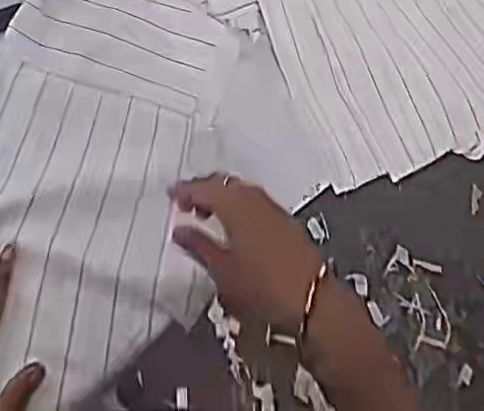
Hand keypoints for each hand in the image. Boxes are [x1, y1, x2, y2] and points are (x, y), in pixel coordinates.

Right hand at [168, 176, 321, 330]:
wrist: (313, 300)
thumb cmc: (262, 286)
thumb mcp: (222, 270)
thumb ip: (198, 245)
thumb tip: (179, 230)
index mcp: (232, 203)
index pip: (202, 188)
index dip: (184, 191)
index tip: (170, 195)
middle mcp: (251, 196)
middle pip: (220, 182)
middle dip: (201, 189)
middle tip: (185, 202)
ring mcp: (269, 205)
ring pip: (236, 189)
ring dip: (219, 195)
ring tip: (206, 213)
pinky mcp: (282, 217)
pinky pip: (250, 198)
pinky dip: (235, 202)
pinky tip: (232, 221)